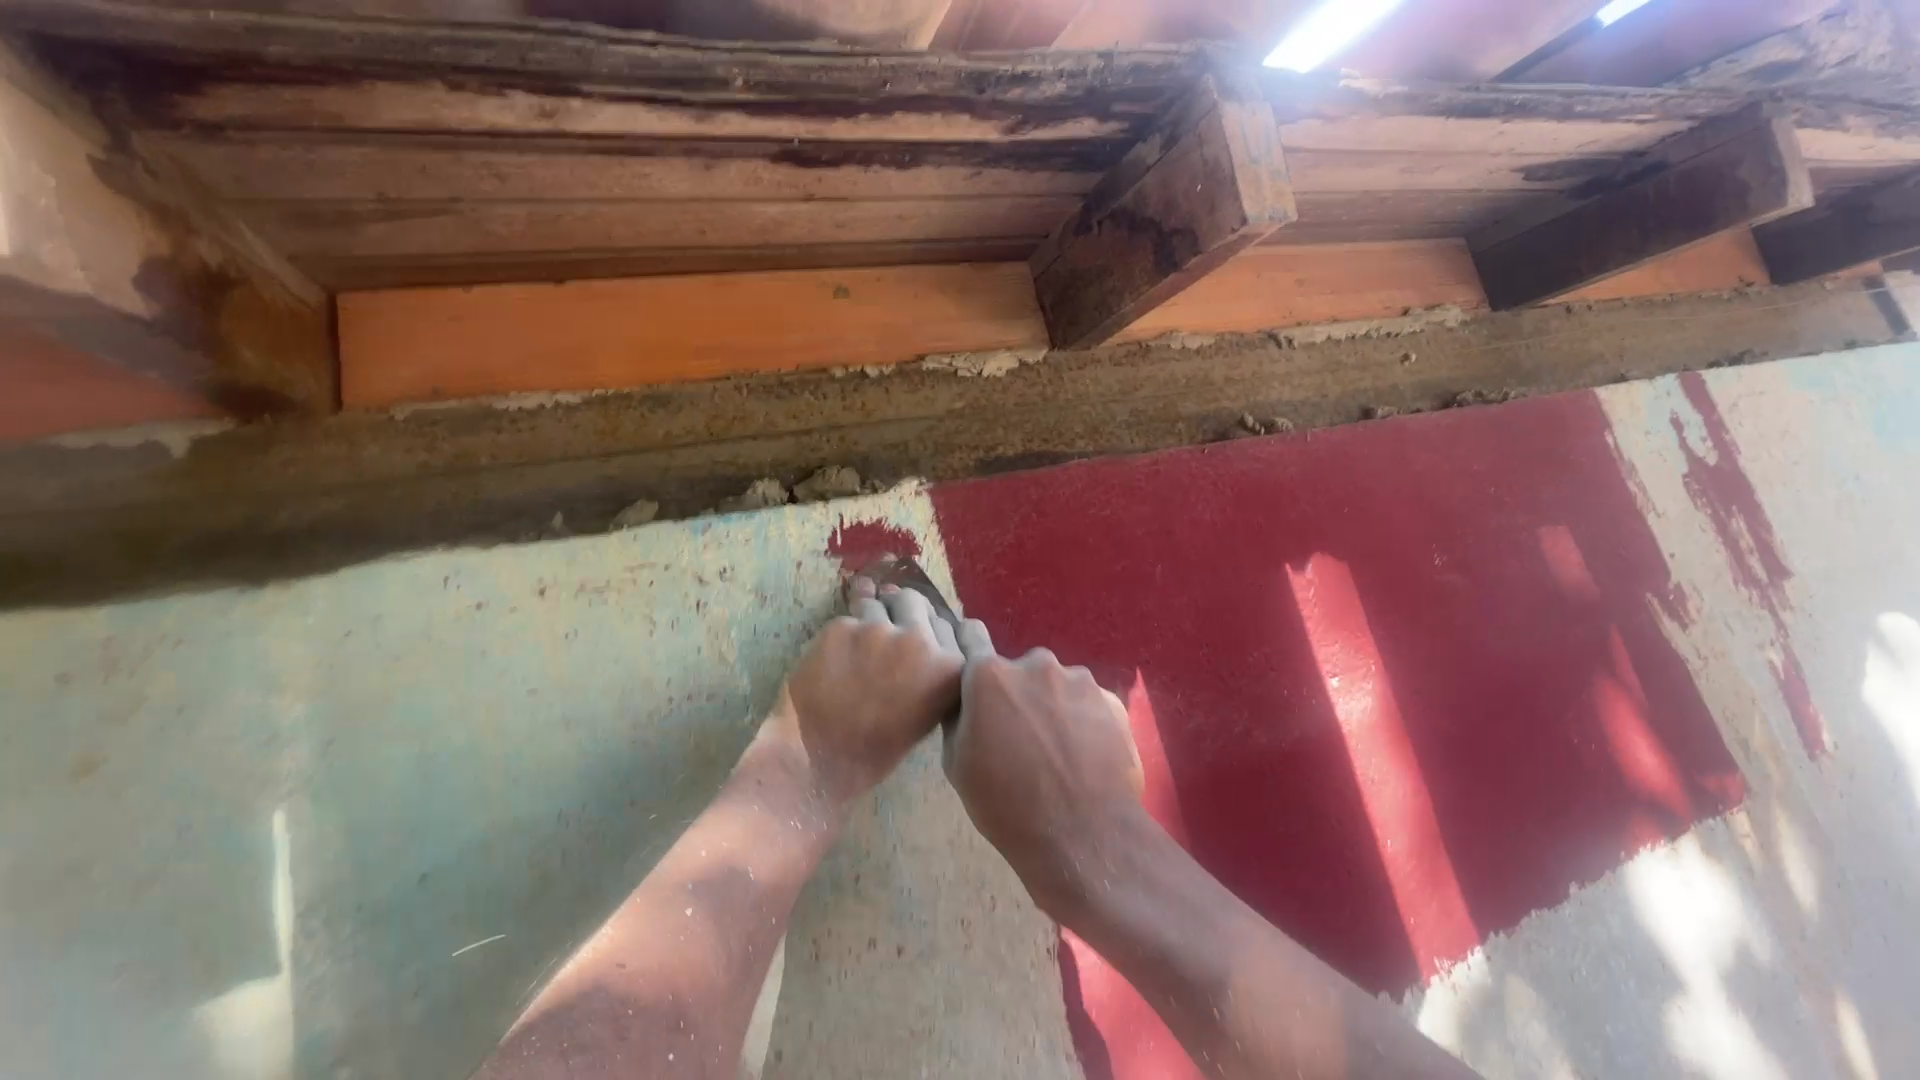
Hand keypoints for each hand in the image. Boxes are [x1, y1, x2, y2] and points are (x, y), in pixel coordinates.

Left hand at [764, 574, 966, 813]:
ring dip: (870, 614)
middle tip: (888, 625)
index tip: (915, 631)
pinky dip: (843, 632)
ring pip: (877, 601)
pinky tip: (835, 653)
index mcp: (950, 668)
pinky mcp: (841, 627)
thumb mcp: (926, 713)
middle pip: (914, 601)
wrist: (820, 757)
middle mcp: (920, 641)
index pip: (946, 623)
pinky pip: (846, 618)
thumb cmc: (877, 749)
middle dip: (902, 609)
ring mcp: (879, 630)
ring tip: (859, 639)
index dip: (928, 625)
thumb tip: (924, 638)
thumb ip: (932, 673)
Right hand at [944, 635, 1145, 919]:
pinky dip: (1083, 722)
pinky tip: (1084, 758)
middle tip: (1021, 736)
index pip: (971, 639)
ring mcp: (1078, 680)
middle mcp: (1035, 664)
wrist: (1082, 834)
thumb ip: (959, 716)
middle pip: (1019, 670)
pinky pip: (1087, 704)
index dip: (968, 645)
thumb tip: (967, 700)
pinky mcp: (1111, 700)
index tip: (972, 661)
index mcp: (989, 675)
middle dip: (1018, 693)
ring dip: (1053, 707)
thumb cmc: (1006, 803)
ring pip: (1057, 687)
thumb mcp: (957, 763)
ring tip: (1058, 753)